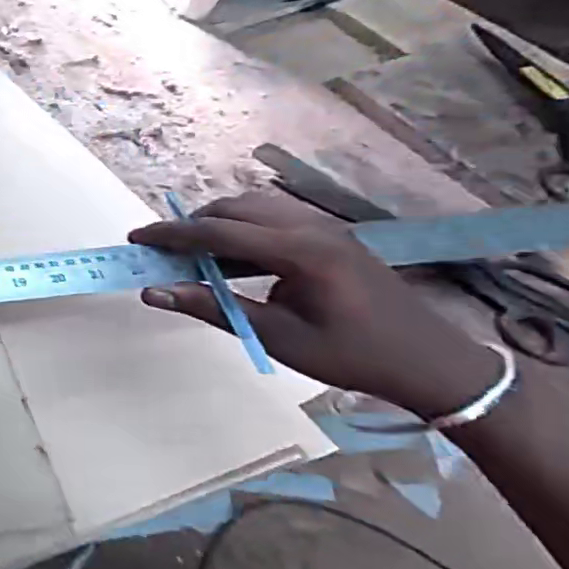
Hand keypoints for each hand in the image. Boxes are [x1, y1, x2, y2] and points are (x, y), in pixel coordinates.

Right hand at [128, 192, 503, 418]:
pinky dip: (241, 226)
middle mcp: (310, 226)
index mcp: (299, 251)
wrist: (431, 362)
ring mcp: (324, 225)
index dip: (171, 234)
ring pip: (252, 206)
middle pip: (231, 209)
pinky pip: (273, 215)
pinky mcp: (331, 232)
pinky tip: (234, 254)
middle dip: (190, 225)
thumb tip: (155, 293)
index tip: (137, 238)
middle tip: (161, 249)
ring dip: (216, 222)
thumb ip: (212, 308)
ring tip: (192, 251)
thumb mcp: (276, 337)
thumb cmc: (351, 356)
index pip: (218, 232)